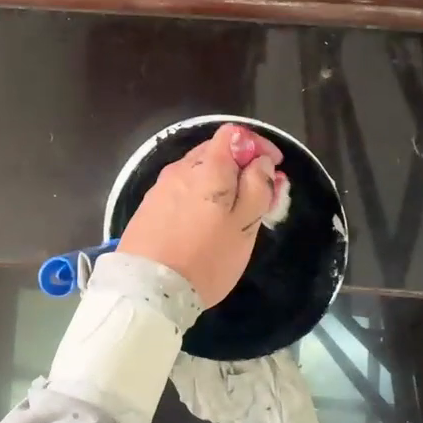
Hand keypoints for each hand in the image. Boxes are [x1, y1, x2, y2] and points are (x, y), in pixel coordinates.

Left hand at [116, 122, 286, 306]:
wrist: (147, 289)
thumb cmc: (206, 257)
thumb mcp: (244, 225)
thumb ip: (257, 186)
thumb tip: (261, 161)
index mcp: (208, 167)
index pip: (234, 133)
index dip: (257, 145)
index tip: (274, 168)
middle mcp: (181, 168)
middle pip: (214, 151)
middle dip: (240, 165)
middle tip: (258, 195)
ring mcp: (161, 187)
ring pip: (196, 171)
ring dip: (218, 183)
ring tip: (231, 213)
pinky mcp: (149, 206)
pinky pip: (180, 190)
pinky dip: (198, 196)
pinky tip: (202, 222)